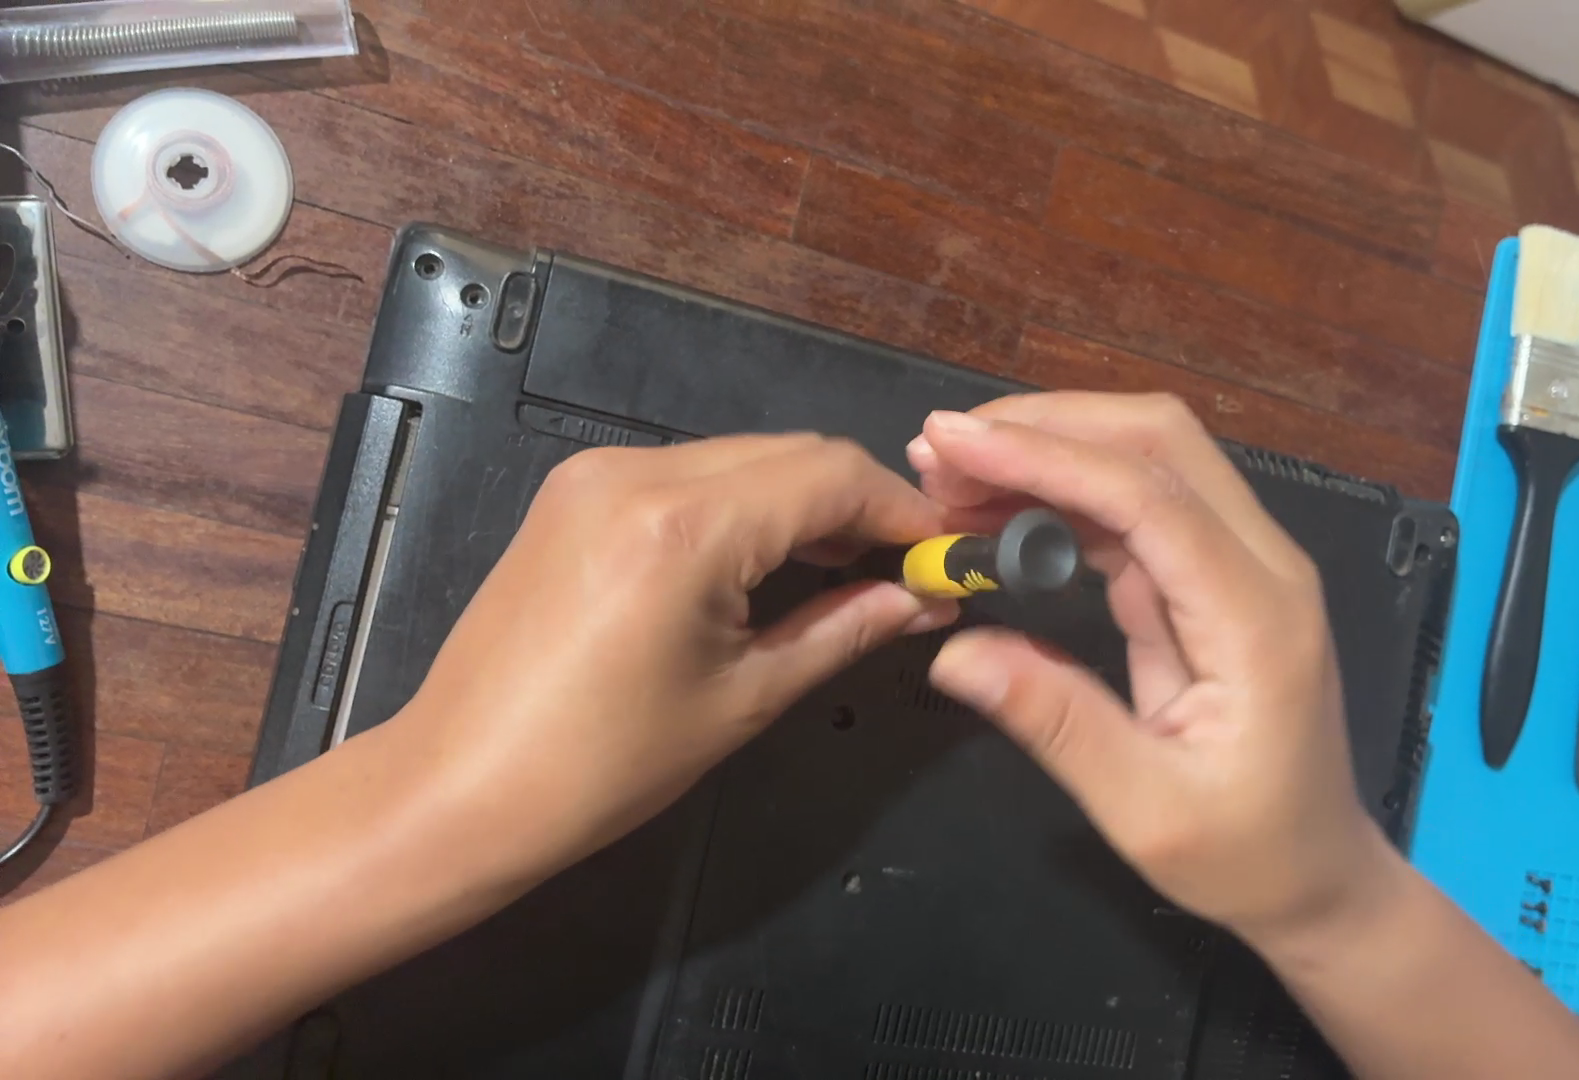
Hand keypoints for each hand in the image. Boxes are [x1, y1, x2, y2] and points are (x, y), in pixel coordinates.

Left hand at [402, 435, 956, 871]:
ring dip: (813, 500)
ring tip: (855, 563)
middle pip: (798, 453)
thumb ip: (849, 626)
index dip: (904, 509)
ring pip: (753, 456)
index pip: (832, 475)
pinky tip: (779, 553)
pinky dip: (758, 504)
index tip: (946, 550)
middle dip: (865, 501)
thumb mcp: (748, 696)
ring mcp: (604, 470)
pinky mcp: (583, 487)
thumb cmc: (607, 764)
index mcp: (687, 526)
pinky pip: (702, 472)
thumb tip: (929, 599)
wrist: (454, 789)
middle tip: (906, 564)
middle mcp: (643, 471)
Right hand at [908, 393, 1394, 948]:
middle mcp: (1257, 563)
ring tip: (955, 476)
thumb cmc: (1247, 855)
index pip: (1146, 496)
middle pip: (1157, 441)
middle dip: (1045, 426)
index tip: (951, 444)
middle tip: (944, 450)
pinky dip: (1061, 493)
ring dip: (1048, 449)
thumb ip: (1054, 721)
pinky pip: (1132, 506)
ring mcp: (1235, 561)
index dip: (1044, 457)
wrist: (1319, 875)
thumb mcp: (1145, 811)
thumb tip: (952, 654)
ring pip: (1144, 458)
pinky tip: (1002, 509)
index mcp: (1253, 617)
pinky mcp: (1204, 574)